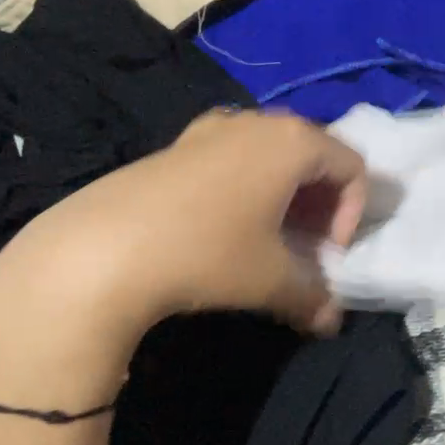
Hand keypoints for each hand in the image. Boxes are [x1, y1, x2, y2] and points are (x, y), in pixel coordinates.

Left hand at [0, 110, 367, 362]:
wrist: (92, 254)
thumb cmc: (203, 254)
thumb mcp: (269, 281)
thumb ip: (313, 296)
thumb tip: (331, 322)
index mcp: (296, 141)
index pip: (353, 168)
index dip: (352, 213)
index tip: (327, 253)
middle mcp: (262, 122)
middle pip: (316, 154)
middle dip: (320, 201)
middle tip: (304, 244)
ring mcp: (216, 127)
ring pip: (274, 152)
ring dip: (284, 191)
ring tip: (265, 235)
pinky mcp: (178, 143)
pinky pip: (234, 154)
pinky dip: (245, 182)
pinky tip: (220, 222)